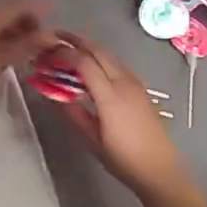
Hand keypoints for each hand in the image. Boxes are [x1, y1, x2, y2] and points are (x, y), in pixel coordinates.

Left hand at [0, 0, 60, 126]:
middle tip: (43, 38)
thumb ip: (24, 46)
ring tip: (29, 45)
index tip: (56, 16)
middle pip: (7, 6)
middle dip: (27, 17)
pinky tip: (9, 47)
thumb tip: (51, 35)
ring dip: (14, 24)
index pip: (17, 5)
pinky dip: (1, 30)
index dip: (38, 9)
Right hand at [53, 33, 198, 203]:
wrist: (159, 169)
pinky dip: (101, 58)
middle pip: (98, 50)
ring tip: (70, 48)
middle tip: (56, 37)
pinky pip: (118, 64)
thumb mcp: (91, 138)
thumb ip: (72, 112)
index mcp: (109, 95)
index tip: (47, 52)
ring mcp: (135, 83)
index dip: (64, 53)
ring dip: (89, 47)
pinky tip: (92, 66)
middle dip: (76, 40)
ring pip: (110, 55)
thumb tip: (54, 94)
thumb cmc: (123, 158)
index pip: (83, 62)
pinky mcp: (141, 88)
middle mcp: (124, 82)